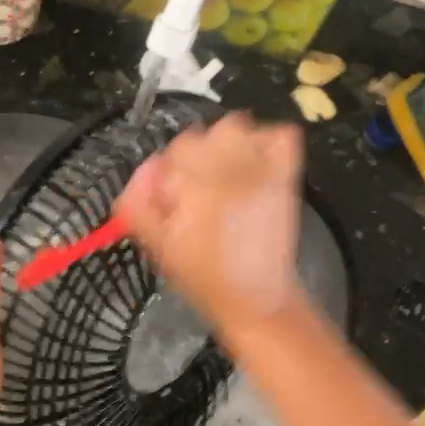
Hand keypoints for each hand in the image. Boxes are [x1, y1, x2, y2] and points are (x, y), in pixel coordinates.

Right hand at [116, 113, 306, 331]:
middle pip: (199, 135)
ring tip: (225, 173)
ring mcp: (260, 170)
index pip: (173, 152)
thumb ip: (139, 204)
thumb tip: (144, 170)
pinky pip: (281, 136)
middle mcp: (228, 169)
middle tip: (197, 189)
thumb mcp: (158, 245)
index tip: (172, 198)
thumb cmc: (202, 277)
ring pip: (235, 126)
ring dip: (225, 143)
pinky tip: (256, 164)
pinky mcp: (285, 176)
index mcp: (194, 186)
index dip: (168, 174)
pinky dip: (267, 142)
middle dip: (193, 156)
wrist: (256, 299)